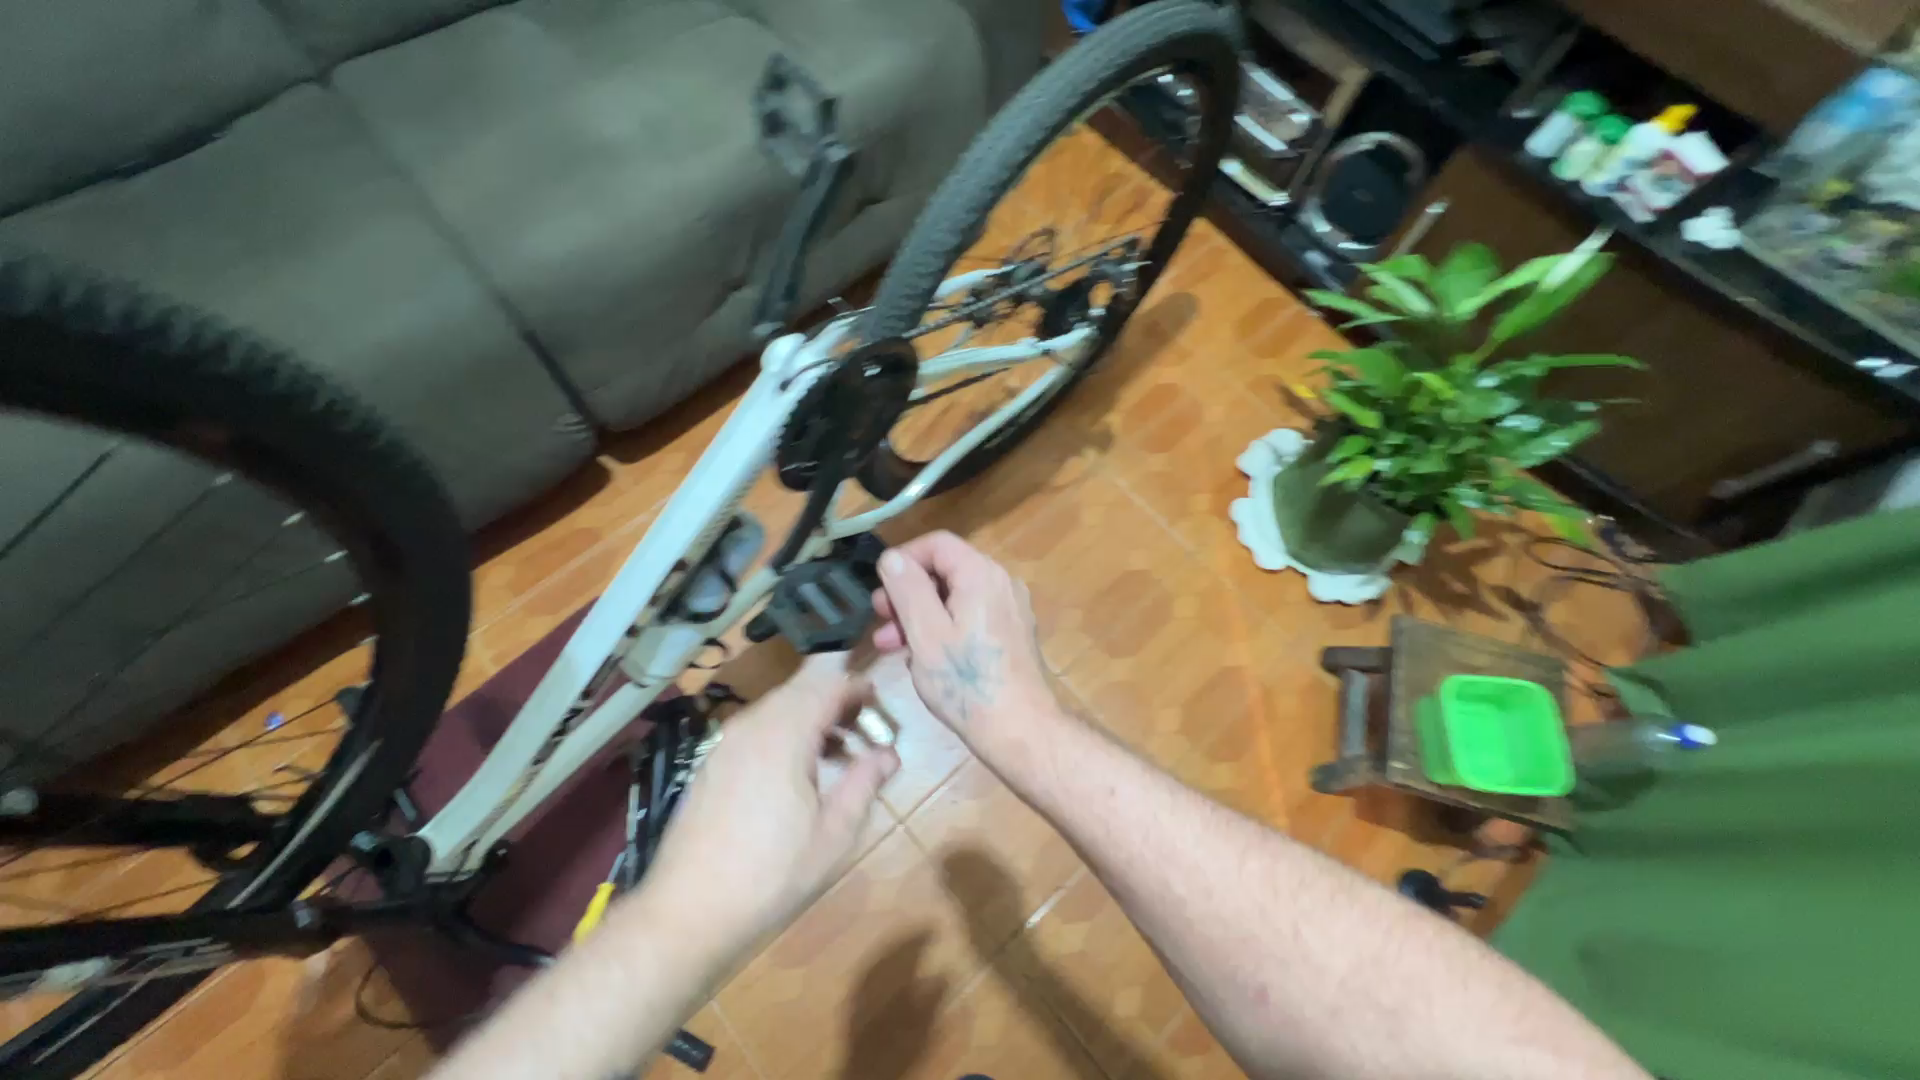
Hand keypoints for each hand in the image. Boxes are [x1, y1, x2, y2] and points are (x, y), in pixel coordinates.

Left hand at [634, 653, 897, 949]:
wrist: (687, 910)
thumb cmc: (771, 874)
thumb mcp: (833, 833)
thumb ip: (864, 783)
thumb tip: (889, 753)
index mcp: (783, 736)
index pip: (826, 687)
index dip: (856, 688)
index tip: (879, 703)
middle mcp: (750, 727)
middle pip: (799, 690)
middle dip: (834, 700)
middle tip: (863, 726)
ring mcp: (724, 744)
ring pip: (775, 708)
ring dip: (808, 717)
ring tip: (837, 751)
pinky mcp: (710, 764)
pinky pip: (754, 729)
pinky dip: (783, 733)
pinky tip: (795, 771)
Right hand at [870, 531, 1058, 735]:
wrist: (1019, 730)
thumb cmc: (966, 682)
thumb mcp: (925, 634)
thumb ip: (907, 589)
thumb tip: (891, 557)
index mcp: (981, 574)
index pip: (937, 543)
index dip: (903, 558)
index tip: (879, 587)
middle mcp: (1001, 583)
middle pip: (947, 571)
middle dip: (908, 592)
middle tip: (880, 619)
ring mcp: (1010, 610)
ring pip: (956, 598)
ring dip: (920, 615)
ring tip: (891, 646)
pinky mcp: (1012, 635)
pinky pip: (971, 618)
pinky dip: (944, 629)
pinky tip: (924, 660)